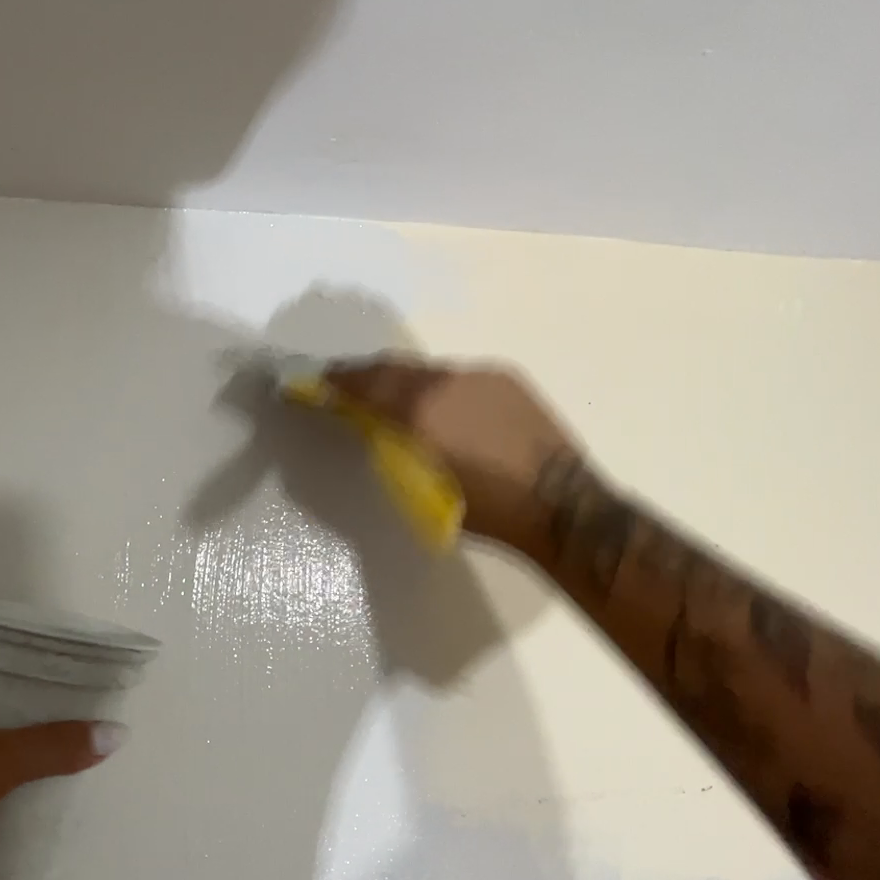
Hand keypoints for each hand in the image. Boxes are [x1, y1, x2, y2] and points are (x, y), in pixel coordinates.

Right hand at [325, 355, 584, 553]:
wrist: (563, 507)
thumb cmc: (486, 511)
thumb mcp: (423, 484)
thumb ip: (396, 447)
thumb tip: (377, 429)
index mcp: (421, 411)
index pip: (366, 384)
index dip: (337, 381)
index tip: (316, 381)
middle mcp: (446, 382)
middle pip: (393, 368)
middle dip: (365, 374)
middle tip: (344, 382)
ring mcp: (479, 376)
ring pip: (428, 371)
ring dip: (405, 381)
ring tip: (395, 397)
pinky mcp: (506, 378)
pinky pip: (460, 378)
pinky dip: (441, 388)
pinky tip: (445, 407)